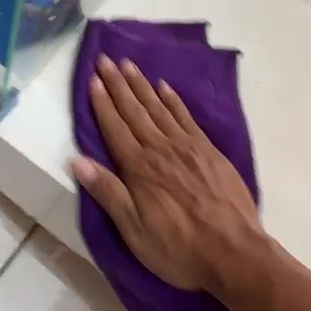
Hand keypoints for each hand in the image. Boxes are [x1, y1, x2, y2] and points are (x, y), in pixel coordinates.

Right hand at [73, 55, 272, 296]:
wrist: (234, 251)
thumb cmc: (179, 248)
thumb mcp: (134, 231)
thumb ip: (108, 192)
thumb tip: (77, 160)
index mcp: (139, 168)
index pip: (115, 127)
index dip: (102, 103)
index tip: (93, 79)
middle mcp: (160, 149)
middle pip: (134, 110)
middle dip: (118, 84)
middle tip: (105, 59)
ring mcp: (187, 146)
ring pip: (158, 107)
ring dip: (142, 85)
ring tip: (129, 64)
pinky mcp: (208, 150)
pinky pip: (186, 116)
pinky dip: (173, 99)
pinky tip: (164, 87)